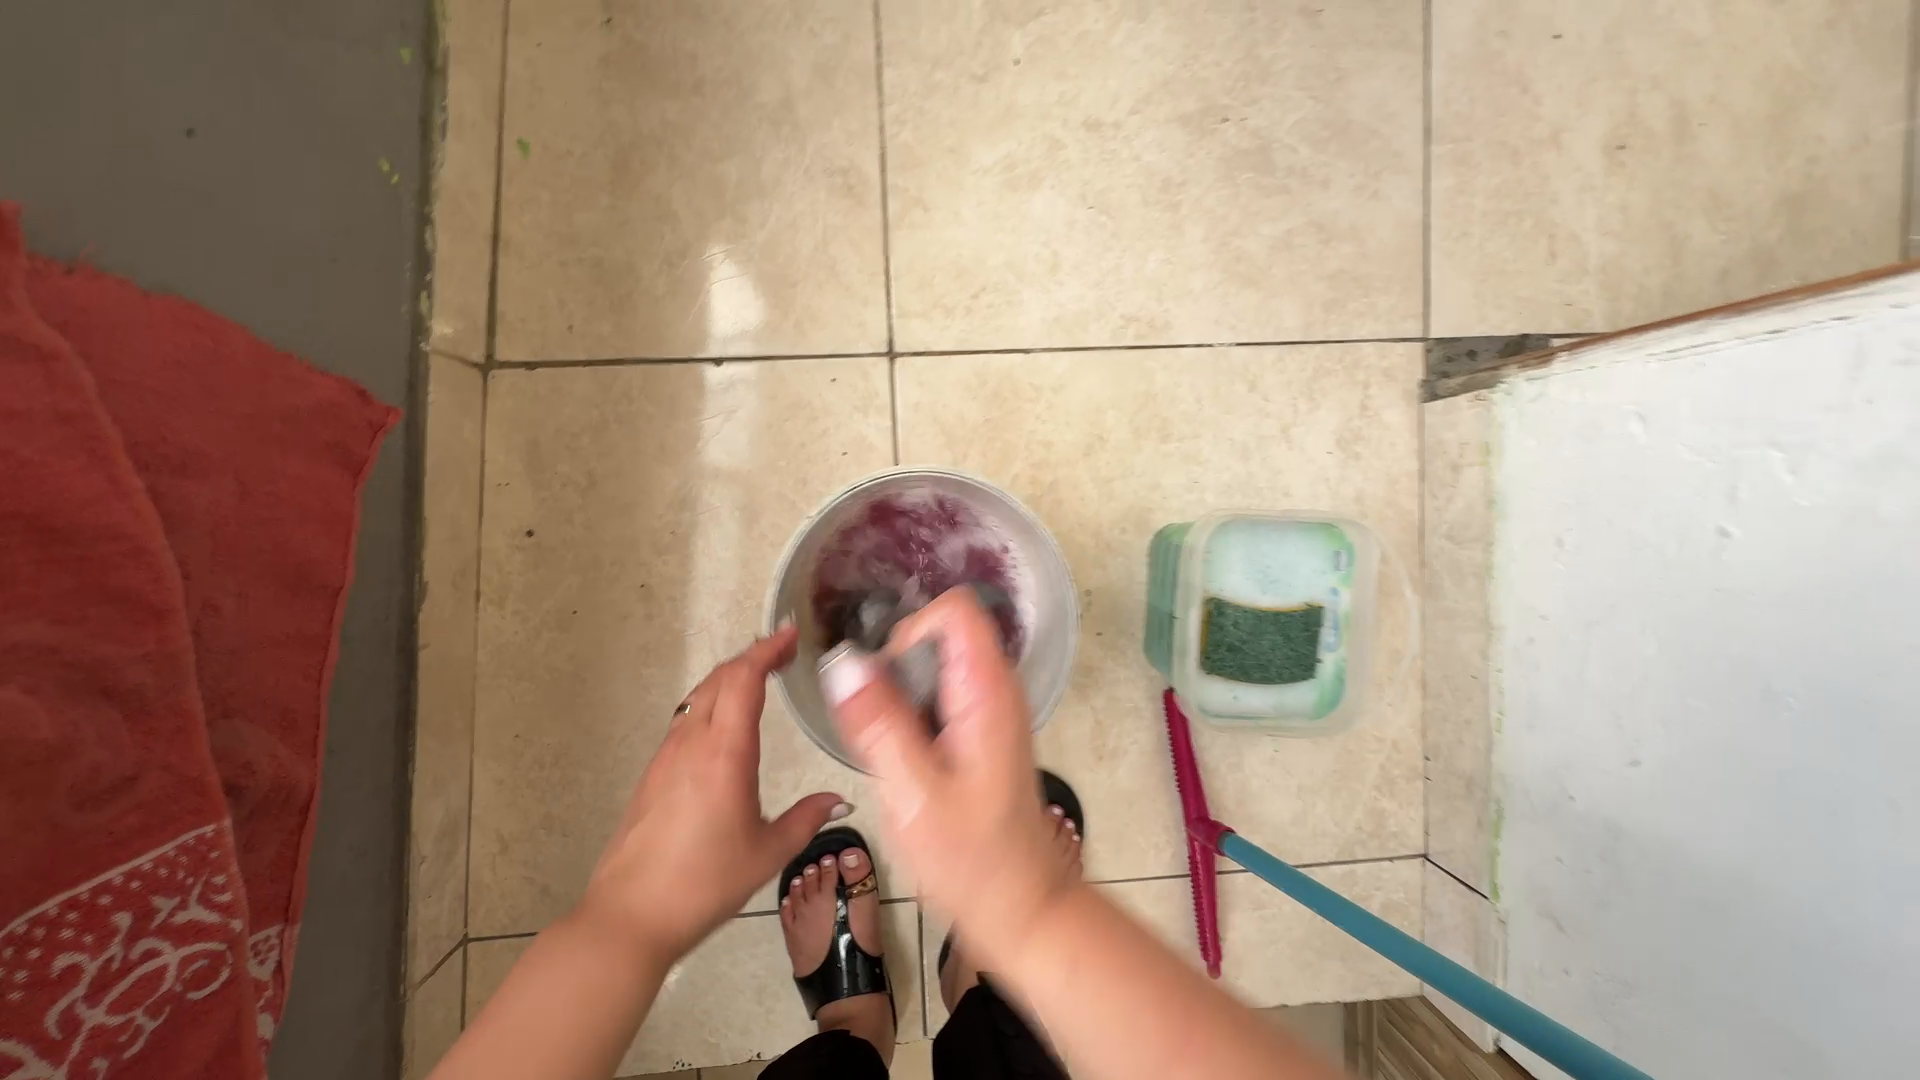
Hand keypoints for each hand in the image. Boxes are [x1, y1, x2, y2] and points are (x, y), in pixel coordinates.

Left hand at [577, 624, 846, 962]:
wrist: (630, 915)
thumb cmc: (705, 882)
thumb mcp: (769, 852)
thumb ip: (807, 818)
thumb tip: (839, 799)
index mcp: (724, 752)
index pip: (744, 679)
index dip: (768, 650)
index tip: (791, 634)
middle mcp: (692, 742)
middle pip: (720, 678)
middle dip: (753, 656)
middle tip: (785, 652)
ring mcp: (667, 756)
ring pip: (700, 695)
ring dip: (731, 678)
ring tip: (761, 678)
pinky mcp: (654, 773)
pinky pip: (687, 718)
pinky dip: (713, 701)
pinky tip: (727, 722)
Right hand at [820, 589, 1075, 950]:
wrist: (1019, 906)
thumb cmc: (971, 860)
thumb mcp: (913, 792)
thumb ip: (878, 723)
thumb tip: (843, 661)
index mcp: (988, 691)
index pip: (954, 611)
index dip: (910, 632)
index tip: (886, 684)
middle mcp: (996, 689)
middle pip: (942, 633)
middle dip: (898, 664)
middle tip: (879, 723)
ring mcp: (992, 709)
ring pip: (938, 664)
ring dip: (902, 691)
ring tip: (889, 746)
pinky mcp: (982, 731)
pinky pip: (941, 695)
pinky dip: (914, 712)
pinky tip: (905, 760)